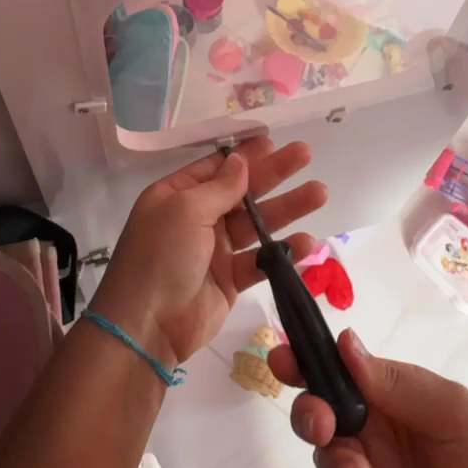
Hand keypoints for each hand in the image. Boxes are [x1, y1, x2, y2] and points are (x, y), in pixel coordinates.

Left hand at [86, 138, 326, 366]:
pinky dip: (283, 251)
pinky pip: (260, 260)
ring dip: (287, 208)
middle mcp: (196, 218)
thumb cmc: (160, 256)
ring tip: (320, 192)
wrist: (147, 326)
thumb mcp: (186, 210)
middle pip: (242, 190)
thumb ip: (220, 188)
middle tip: (306, 154)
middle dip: (274, 173)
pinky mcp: (230, 280)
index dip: (246, 155)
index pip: (216, 167)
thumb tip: (240, 160)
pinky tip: (308, 242)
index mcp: (177, 195)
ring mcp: (214, 250)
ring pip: (257, 223)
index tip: (274, 141)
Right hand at [273, 330, 467, 467]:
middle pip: (322, 409)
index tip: (283, 355)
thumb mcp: (456, 412)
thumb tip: (343, 339)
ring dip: (328, 452)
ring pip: (325, 453)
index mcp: (396, 395)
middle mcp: (379, 431)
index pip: (341, 368)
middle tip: (319, 419)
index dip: (309, 358)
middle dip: (307, 407)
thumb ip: (397, 381)